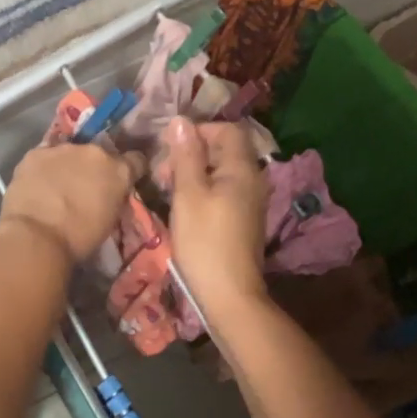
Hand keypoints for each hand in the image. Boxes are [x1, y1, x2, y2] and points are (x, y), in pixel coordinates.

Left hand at [0, 143, 142, 263]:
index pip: (135, 160)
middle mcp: (94, 152)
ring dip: (66, 166)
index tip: (121, 181)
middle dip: (93, 168)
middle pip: (98, 155)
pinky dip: (42, 169)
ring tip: (55, 187)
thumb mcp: (109, 220)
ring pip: (69, 153)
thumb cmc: (79, 238)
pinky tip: (36, 185)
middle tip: (83, 188)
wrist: (37, 236)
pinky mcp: (35, 153)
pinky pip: (44, 157)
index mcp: (119, 171)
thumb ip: (112, 198)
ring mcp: (63, 149)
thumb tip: (107, 193)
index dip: (129, 169)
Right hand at [163, 118, 269, 313]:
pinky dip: (203, 192)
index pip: (227, 130)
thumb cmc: (204, 241)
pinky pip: (224, 192)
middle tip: (163, 173)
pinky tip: (183, 209)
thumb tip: (181, 121)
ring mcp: (250, 202)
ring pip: (221, 173)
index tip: (170, 148)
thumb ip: (185, 156)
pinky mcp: (243, 221)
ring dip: (194, 174)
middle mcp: (253, 180)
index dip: (199, 131)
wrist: (229, 295)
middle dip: (192, 153)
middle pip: (224, 150)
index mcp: (242, 169)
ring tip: (168, 191)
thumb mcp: (188, 194)